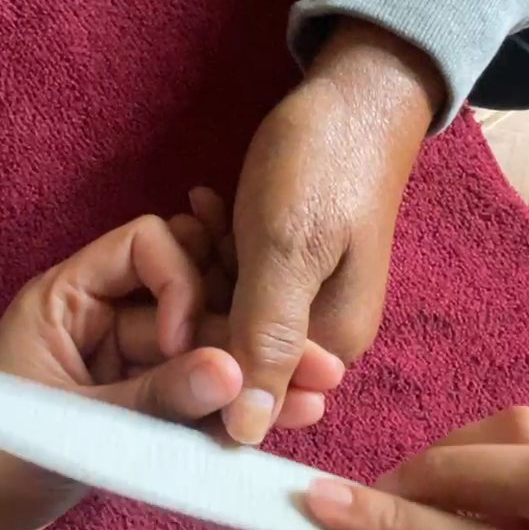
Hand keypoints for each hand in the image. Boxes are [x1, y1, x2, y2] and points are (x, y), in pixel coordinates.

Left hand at [0, 200, 345, 529]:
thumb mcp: (71, 425)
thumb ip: (153, 398)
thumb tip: (234, 372)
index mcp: (68, 295)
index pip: (144, 246)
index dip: (181, 283)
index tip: (188, 344)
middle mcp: (104, 317)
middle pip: (189, 306)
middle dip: (246, 337)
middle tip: (318, 367)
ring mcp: (127, 362)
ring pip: (201, 353)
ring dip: (254, 372)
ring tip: (319, 393)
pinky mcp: (142, 404)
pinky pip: (194, 395)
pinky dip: (233, 406)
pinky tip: (288, 415)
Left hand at [223, 18, 439, 443]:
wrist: (357, 93)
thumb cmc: (322, 169)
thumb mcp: (286, 255)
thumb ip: (267, 343)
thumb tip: (247, 436)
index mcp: (330, 342)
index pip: (248, 388)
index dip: (198, 355)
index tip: (170, 309)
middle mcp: (320, 331)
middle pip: (234, 347)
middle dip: (200, 300)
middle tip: (190, 243)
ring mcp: (305, 297)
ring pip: (228, 308)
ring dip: (204, 264)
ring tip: (201, 213)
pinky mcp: (289, 267)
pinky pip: (238, 277)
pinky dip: (217, 245)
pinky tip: (206, 204)